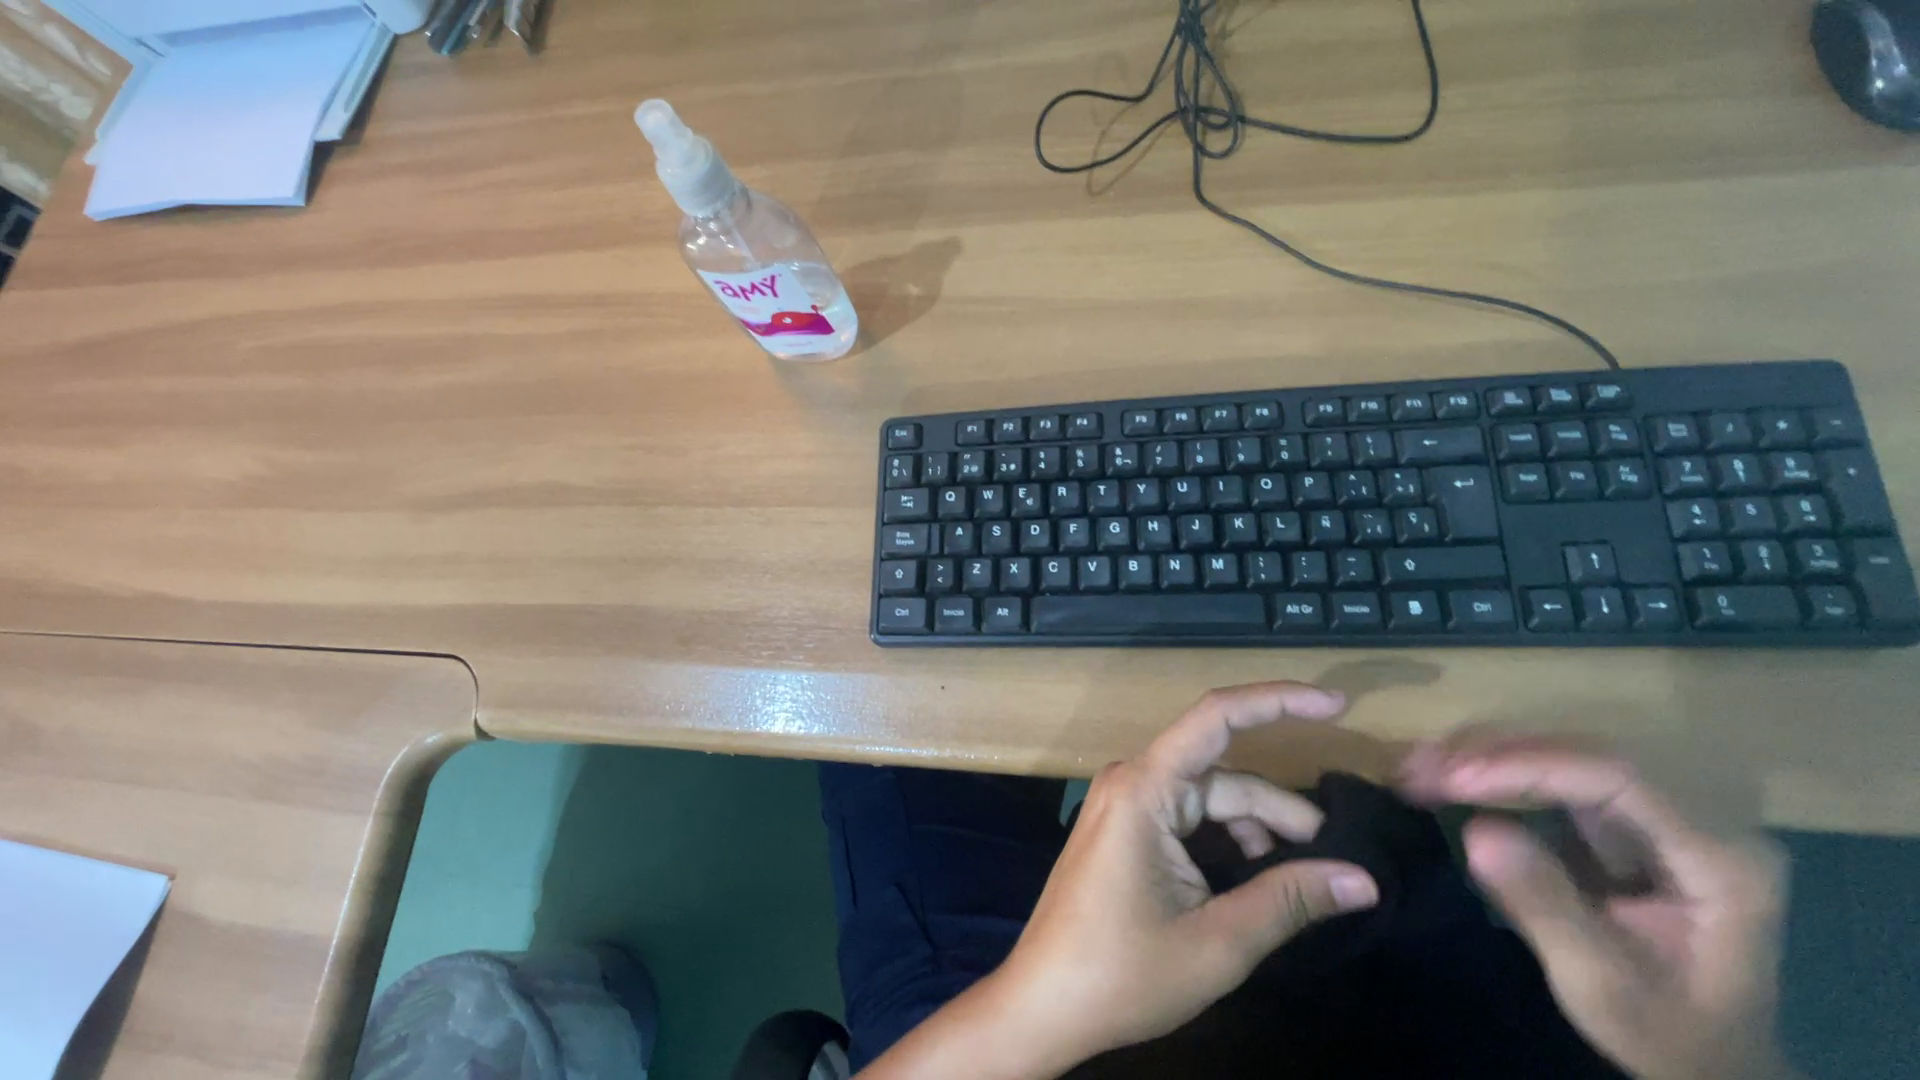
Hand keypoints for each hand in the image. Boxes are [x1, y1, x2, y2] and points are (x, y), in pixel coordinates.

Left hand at [983, 682, 1379, 1071]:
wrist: (1043, 1006)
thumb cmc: (1121, 974)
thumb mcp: (1217, 942)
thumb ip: (1290, 900)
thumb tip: (1364, 879)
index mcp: (1143, 789)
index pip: (1216, 717)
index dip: (1278, 700)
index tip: (1337, 703)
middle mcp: (1131, 781)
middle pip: (1224, 775)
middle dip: (1282, 811)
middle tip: (1335, 861)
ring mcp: (1123, 804)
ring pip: (1210, 798)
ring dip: (1256, 830)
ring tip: (1295, 882)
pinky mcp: (1124, 828)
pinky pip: (1187, 816)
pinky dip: (1226, 840)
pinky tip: (1252, 881)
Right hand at [1400, 733, 1796, 1079]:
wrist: (1702, 1064)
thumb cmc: (1661, 1033)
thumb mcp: (1601, 983)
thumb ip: (1545, 905)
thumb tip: (1477, 830)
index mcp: (1718, 858)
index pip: (1617, 779)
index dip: (1529, 767)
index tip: (1453, 780)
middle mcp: (1696, 819)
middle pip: (1585, 754)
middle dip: (1492, 753)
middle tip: (1416, 768)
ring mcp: (1658, 818)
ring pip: (1563, 755)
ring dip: (1483, 755)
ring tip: (1415, 769)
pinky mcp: (1621, 823)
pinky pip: (1553, 777)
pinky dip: (1492, 773)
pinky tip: (1445, 777)